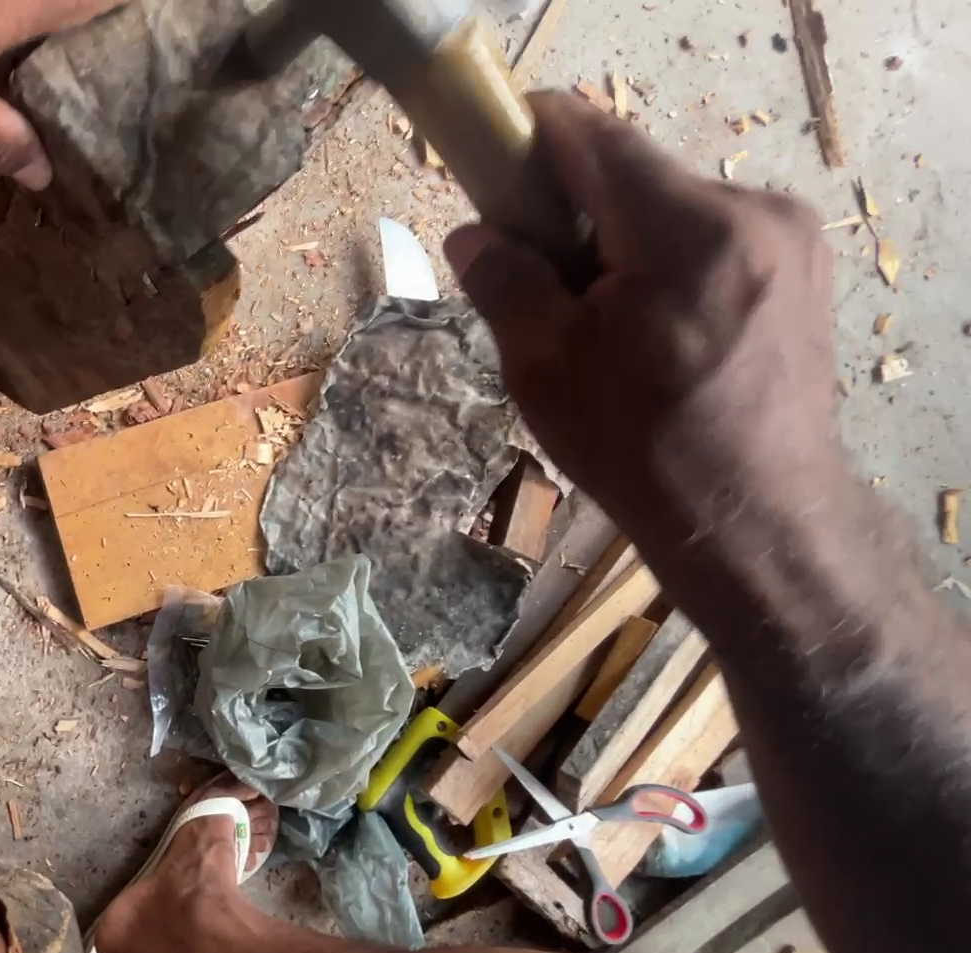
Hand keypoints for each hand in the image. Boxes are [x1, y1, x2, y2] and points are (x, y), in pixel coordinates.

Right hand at [443, 92, 841, 555]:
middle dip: (565, 208)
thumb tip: (472, 232)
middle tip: (520, 274)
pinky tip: (630, 327)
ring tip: (577, 319)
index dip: (533, 129)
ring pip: (665, 211)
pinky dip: (649, 262)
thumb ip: (505, 282)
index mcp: (687, 228)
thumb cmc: (632, 439)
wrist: (747, 510)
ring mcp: (785, 239)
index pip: (597, 138)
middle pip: (631, 177)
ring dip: (607, 242)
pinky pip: (701, 240)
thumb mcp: (542, 364)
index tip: (487, 141)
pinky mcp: (795, 269)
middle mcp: (752, 211)